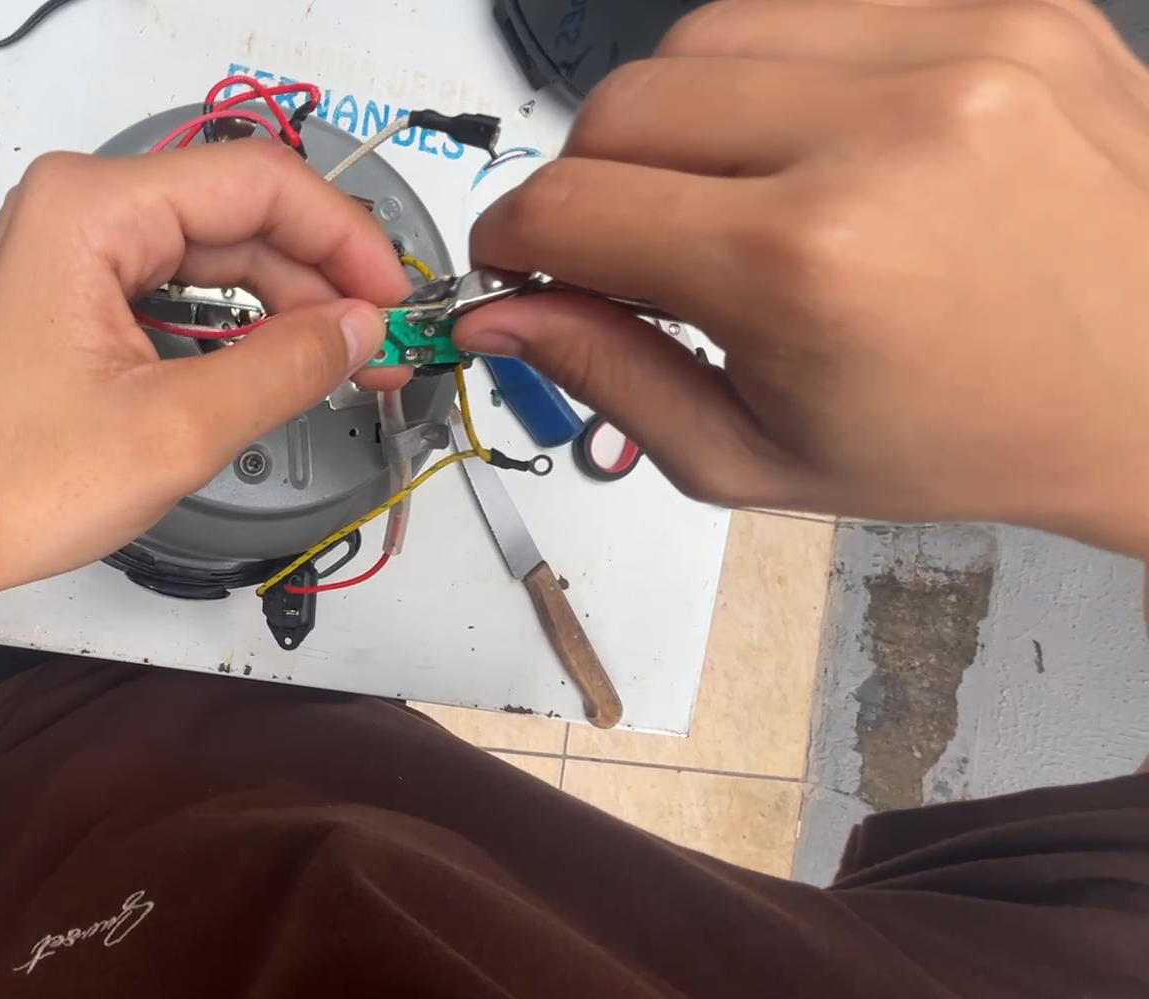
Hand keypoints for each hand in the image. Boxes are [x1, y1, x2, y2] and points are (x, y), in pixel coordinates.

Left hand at [0, 139, 408, 615]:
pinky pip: (177, 296)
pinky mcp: (76, 303)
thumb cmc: (21, 488)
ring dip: (281, 309)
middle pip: (236, 218)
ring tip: (337, 362)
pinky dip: (233, 330)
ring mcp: (73, 258)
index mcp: (88, 209)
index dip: (342, 237)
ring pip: (212, 259)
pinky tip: (273, 364)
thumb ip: (287, 366)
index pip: (256, 183)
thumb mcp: (179, 428)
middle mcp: (76, 213)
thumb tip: (362, 328)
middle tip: (376, 345)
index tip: (392, 296)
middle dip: (317, 281)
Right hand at [455, 0, 1148, 558]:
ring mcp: (957, 51)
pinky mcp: (1003, 12)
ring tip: (700, 202)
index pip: (566, 207)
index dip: (506, 238)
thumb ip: (596, 371)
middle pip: (615, 109)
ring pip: (692, 45)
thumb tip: (496, 318)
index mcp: (800, 266)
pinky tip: (779, 155)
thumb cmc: (941, 441)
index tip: (509, 268)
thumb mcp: (731, 453)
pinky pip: (794, 19)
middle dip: (576, 185)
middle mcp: (879, 134)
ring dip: (656, 129)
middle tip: (608, 250)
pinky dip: (745, 88)